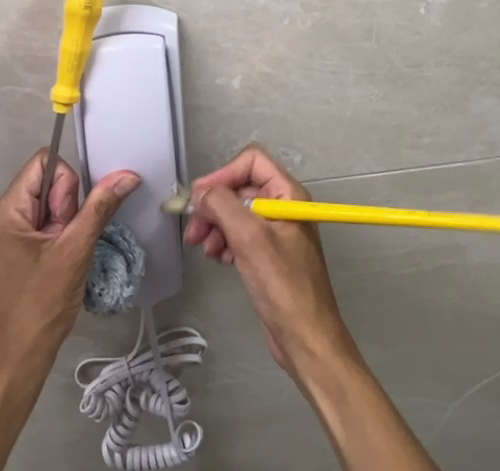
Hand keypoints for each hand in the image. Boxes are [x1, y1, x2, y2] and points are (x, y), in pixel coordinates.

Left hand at [0, 149, 139, 384]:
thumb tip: (127, 176)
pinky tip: (62, 262)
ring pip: (49, 205)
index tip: (69, 218)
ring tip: (64, 257)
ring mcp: (6, 235)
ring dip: (66, 225)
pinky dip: (60, 237)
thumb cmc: (40, 305)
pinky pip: (43, 225)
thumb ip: (101, 207)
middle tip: (67, 243)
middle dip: (67, 207)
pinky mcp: (14, 251)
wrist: (16, 360)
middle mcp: (1, 216)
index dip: (66, 183)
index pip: (44, 162)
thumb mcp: (75, 251)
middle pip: (47, 182)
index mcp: (6, 210)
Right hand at [183, 145, 353, 377]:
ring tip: (205, 250)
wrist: (305, 337)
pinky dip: (225, 243)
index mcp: (288, 195)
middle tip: (194, 232)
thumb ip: (223, 206)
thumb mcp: (250, 239)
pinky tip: (218, 259)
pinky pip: (240, 236)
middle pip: (241, 188)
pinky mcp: (268, 255)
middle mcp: (283, 207)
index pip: (253, 162)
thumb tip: (201, 192)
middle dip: (215, 206)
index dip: (224, 174)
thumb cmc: (283, 286)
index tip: (200, 197)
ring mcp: (276, 232)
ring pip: (237, 214)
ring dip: (216, 226)